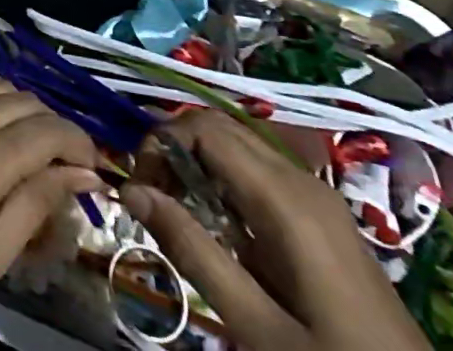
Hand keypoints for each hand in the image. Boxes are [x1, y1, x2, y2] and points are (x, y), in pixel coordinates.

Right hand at [123, 111, 430, 350]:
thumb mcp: (256, 325)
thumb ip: (193, 251)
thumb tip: (132, 190)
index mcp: (285, 198)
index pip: (206, 129)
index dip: (162, 142)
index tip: (137, 186)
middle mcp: (300, 178)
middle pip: (222, 127)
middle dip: (175, 148)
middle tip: (149, 197)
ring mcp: (314, 192)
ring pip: (239, 145)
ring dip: (196, 161)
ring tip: (173, 208)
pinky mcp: (320, 211)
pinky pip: (259, 171)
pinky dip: (222, 178)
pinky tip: (214, 222)